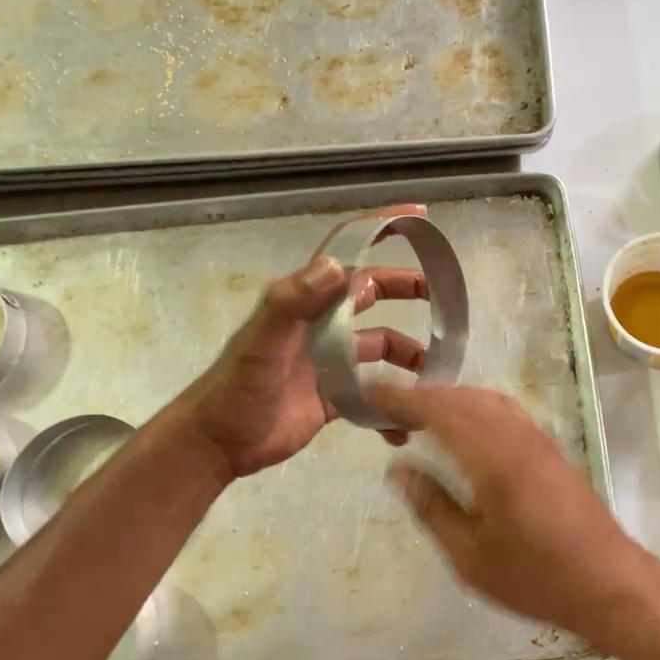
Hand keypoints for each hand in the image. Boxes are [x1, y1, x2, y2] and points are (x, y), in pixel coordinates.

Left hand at [164, 207, 430, 483]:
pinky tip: (406, 426)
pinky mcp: (333, 397)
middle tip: (444, 298)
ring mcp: (328, 362)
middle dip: (407, 288)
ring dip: (409, 353)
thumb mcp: (261, 342)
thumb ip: (292, 303)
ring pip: (379, 345)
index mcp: (306, 303)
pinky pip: (372, 394)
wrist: (216, 445)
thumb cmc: (235, 390)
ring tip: (437, 370)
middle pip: (371, 294)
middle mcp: (320, 325)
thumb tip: (337, 266)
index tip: (418, 214)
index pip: (344, 253)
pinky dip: (391, 408)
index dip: (378, 229)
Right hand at [368, 384, 659, 640]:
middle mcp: (516, 435)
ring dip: (450, 402)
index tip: (368, 394)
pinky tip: (463, 435)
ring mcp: (538, 439)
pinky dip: (475, 410)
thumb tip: (399, 470)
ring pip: (487, 401)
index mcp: (492, 455)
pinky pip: (505, 413)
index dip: (401, 399)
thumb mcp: (469, 555)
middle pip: (462, 398)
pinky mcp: (550, 450)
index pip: (438, 411)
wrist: (608, 580)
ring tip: (418, 423)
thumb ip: (432, 506)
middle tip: (387, 417)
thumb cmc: (534, 576)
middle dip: (422, 398)